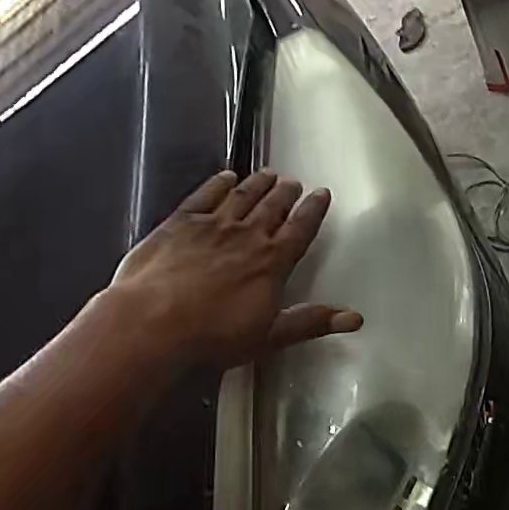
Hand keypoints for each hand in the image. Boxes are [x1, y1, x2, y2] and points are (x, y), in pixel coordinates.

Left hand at [101, 169, 362, 368]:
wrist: (152, 324)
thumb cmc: (214, 336)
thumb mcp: (270, 335)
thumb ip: (312, 322)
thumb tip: (355, 319)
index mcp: (272, 262)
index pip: (300, 229)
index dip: (313, 211)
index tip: (321, 194)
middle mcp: (247, 235)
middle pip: (272, 207)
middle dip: (286, 193)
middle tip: (294, 181)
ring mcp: (212, 225)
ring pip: (242, 197)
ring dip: (258, 184)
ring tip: (269, 174)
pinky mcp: (179, 223)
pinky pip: (204, 196)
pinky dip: (217, 184)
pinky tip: (226, 176)